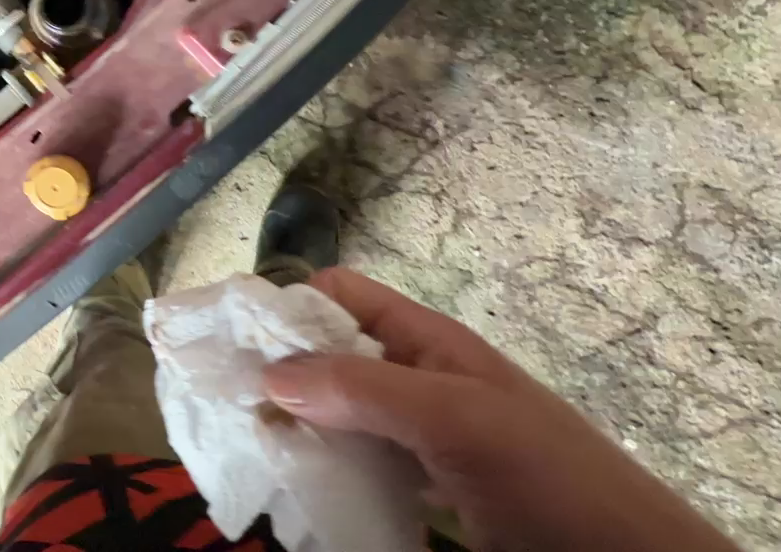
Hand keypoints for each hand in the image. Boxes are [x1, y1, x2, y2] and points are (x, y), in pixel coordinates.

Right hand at [263, 269, 740, 551]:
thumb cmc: (551, 478)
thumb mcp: (459, 419)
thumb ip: (363, 388)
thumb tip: (265, 373)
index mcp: (423, 340)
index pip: (335, 295)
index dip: (287, 305)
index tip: (238, 339)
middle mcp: (410, 377)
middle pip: (324, 352)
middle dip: (276, 368)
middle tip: (229, 396)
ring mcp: (413, 434)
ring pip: (331, 408)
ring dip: (291, 419)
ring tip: (251, 438)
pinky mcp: (416, 485)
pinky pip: (350, 460)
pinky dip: (318, 463)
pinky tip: (296, 478)